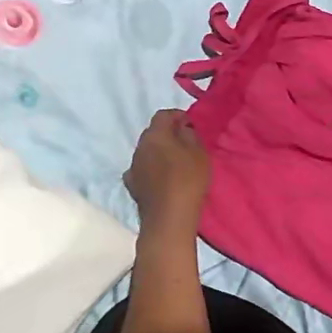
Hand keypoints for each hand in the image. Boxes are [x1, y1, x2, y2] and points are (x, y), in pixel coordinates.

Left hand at [125, 109, 210, 233]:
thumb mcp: (199, 153)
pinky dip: (151, 170)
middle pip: (153, 133)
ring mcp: (133, 167)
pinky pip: (142, 170)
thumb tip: (182, 128)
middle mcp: (139, 147)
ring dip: (159, 153)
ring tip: (175, 163)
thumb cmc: (188, 180)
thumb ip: (190, 135)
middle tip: (185, 144)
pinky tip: (160, 179)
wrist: (169, 217)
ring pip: (146, 152)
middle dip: (167, 134)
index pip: (163, 115)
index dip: (177, 116)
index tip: (191, 125)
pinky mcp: (132, 186)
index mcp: (155, 135)